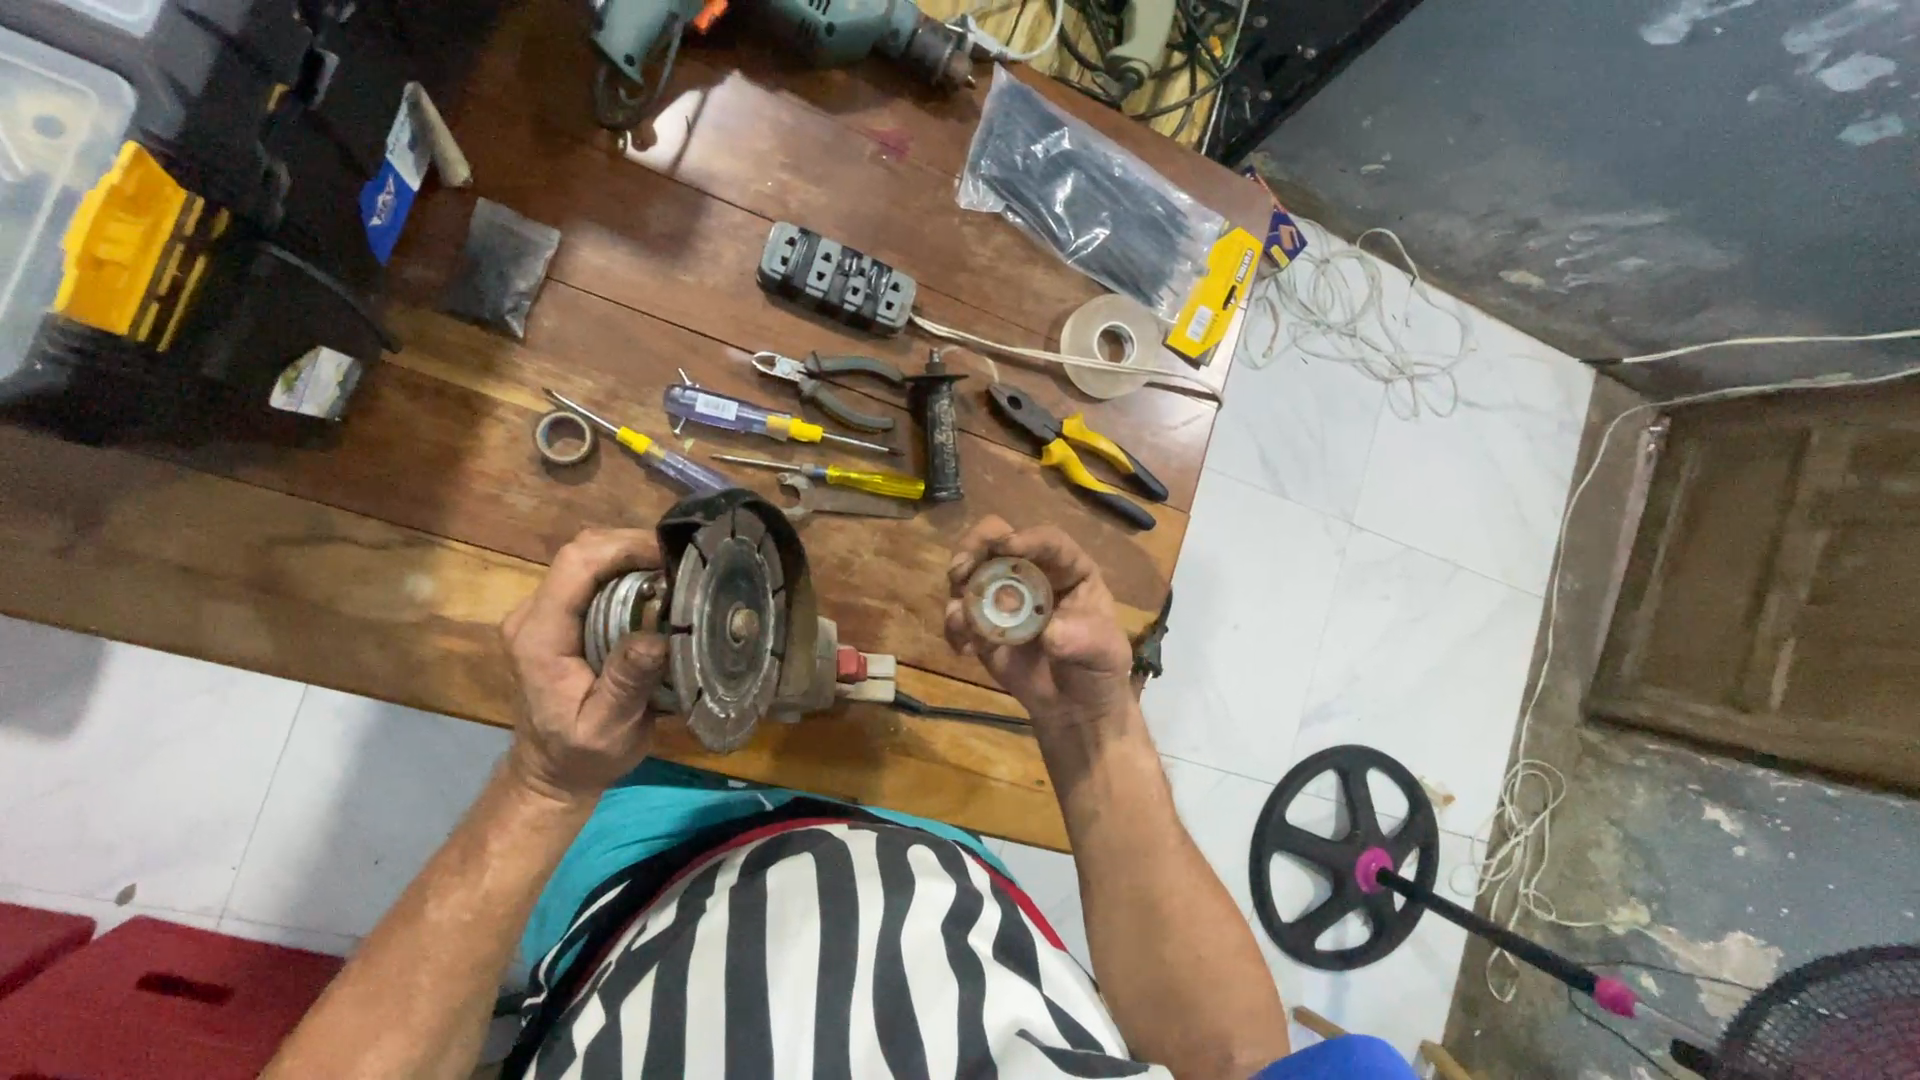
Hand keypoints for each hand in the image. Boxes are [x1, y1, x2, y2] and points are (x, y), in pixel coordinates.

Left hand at [501, 528, 669, 802]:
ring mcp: (544, 614)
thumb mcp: (607, 729)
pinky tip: (660, 589)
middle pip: (583, 552)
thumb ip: (626, 683)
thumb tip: (655, 639)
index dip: (623, 547)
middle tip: (684, 564)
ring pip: (590, 560)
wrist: (551, 773)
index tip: (671, 556)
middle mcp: (534, 615)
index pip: (575, 565)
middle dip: (635, 547)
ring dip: (634, 558)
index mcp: (540, 636)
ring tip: (678, 574)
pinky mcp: (560, 618)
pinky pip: (594, 578)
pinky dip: (630, 574)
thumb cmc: (580, 755)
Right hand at [944, 517, 1136, 733]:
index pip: (1048, 542)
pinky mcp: (982, 625)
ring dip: (959, 589)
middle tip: (960, 569)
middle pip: (997, 541)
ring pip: (971, 573)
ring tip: (961, 620)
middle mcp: (1031, 573)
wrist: (1075, 708)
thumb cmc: (1098, 670)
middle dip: (975, 547)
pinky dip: (955, 627)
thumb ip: (1083, 639)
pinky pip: (959, 615)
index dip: (1028, 538)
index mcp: (1068, 569)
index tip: (1008, 547)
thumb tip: (1050, 633)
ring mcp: (1002, 597)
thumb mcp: (1106, 654)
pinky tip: (966, 651)